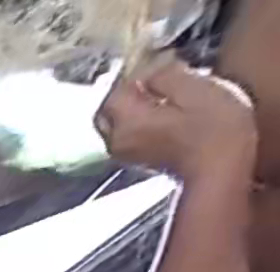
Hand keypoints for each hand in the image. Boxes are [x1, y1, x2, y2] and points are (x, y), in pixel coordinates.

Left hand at [97, 60, 256, 186]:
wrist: (214, 164)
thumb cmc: (214, 126)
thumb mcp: (197, 93)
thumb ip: (168, 79)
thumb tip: (152, 68)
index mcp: (128, 123)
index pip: (113, 95)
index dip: (129, 76)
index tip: (150, 62)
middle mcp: (113, 140)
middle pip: (103, 111)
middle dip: (119, 92)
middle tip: (144, 76)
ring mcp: (118, 151)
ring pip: (108, 124)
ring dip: (122, 106)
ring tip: (148, 91)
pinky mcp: (129, 157)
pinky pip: (118, 133)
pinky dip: (127, 119)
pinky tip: (150, 111)